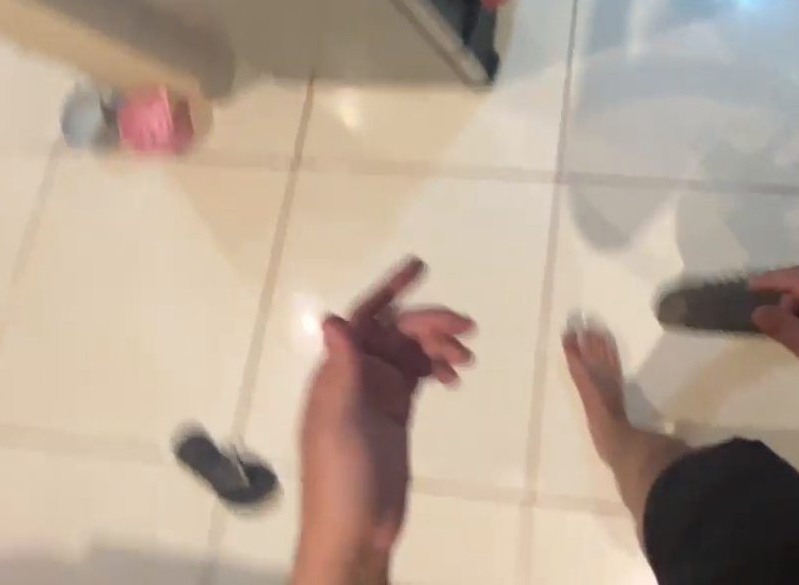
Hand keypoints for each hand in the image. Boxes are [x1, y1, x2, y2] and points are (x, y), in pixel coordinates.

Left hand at [296, 257, 475, 579]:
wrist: (356, 531)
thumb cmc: (341, 477)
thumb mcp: (338, 423)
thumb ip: (341, 370)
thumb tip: (332, 319)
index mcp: (339, 370)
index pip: (365, 317)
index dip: (391, 289)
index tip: (419, 266)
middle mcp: (358, 373)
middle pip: (399, 332)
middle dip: (431, 323)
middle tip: (466, 328)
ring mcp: (379, 392)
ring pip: (413, 350)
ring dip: (440, 346)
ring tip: (466, 357)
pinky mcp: (397, 410)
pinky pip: (421, 374)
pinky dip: (439, 368)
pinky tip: (455, 377)